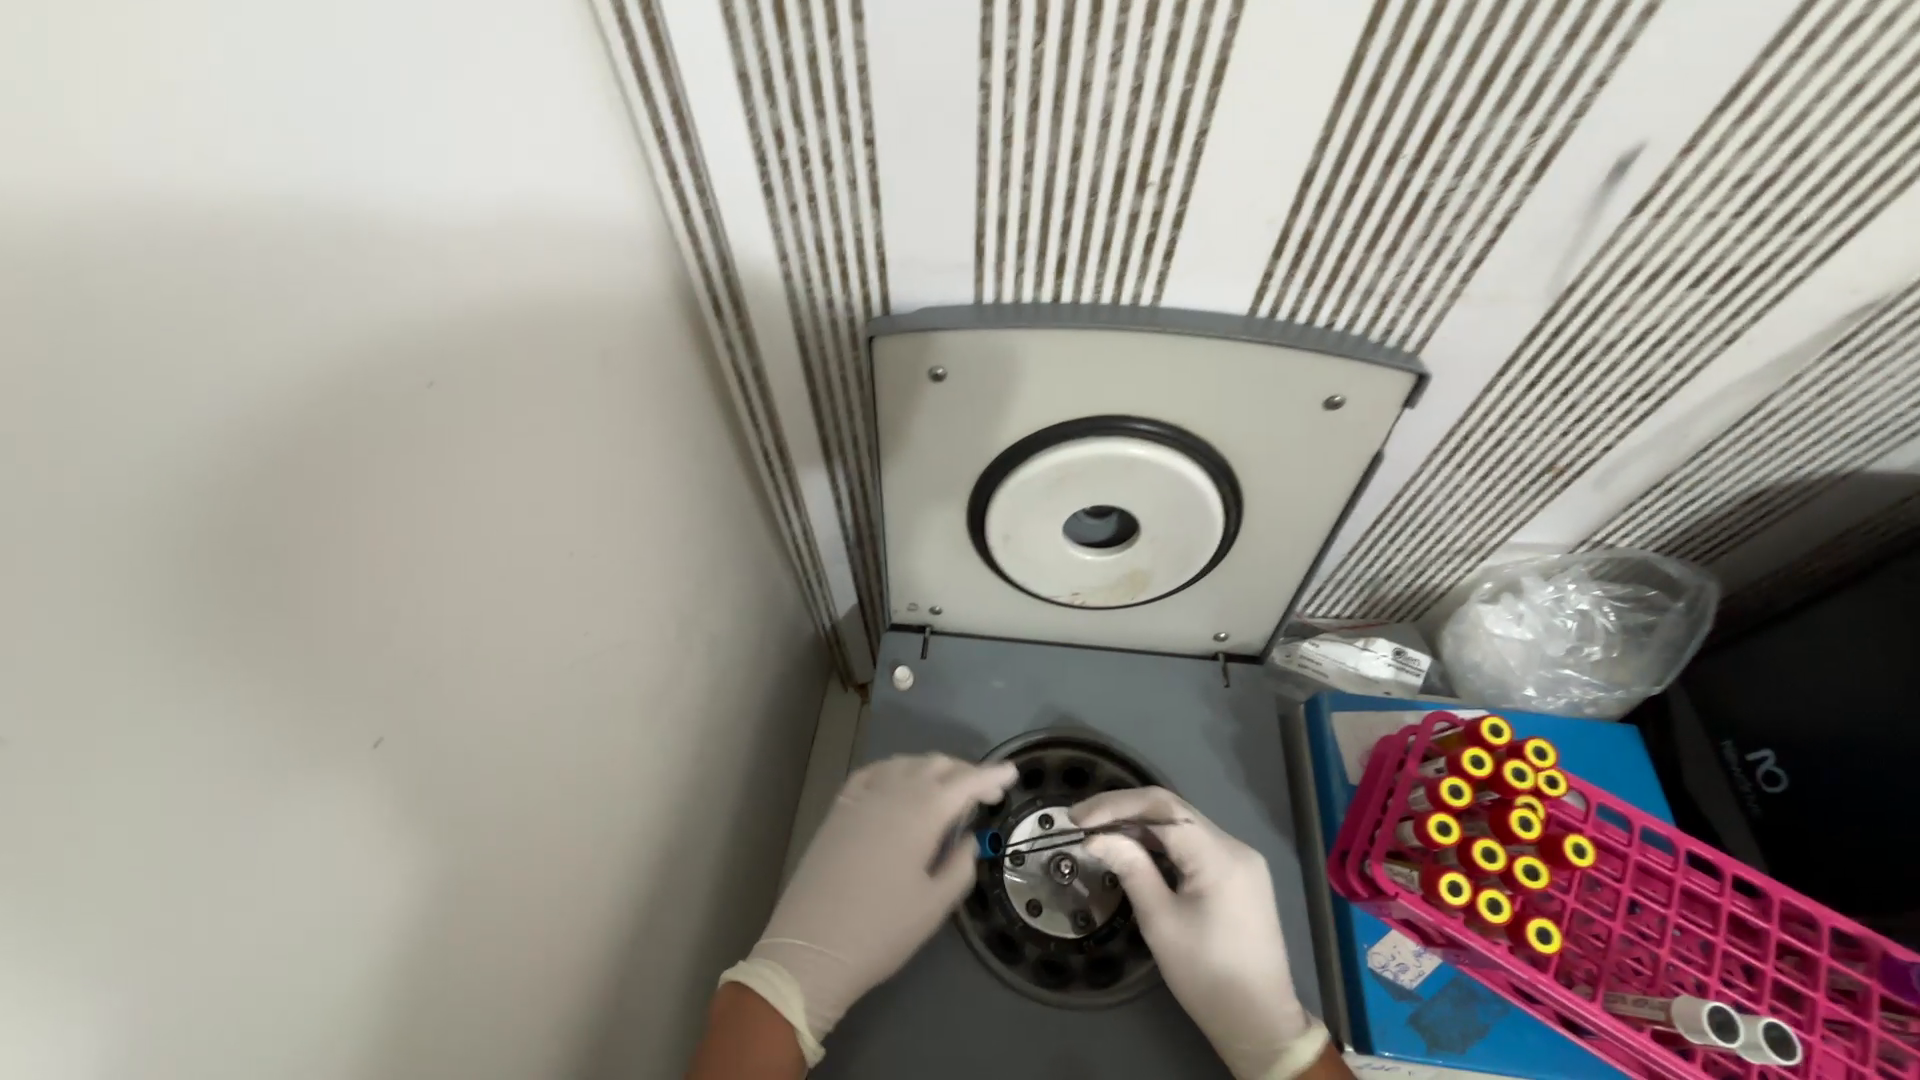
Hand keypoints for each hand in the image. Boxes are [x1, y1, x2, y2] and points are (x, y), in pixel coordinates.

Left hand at [732, 753, 1017, 1056]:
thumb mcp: (934, 906)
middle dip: (965, 772)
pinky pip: (874, 773)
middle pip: (936, 765)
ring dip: (932, 768)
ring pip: (905, 763)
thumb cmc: (880, 931)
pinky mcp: (839, 809)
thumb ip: (960, 865)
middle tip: (983, 794)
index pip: (966, 782)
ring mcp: (862, 797)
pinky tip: (901, 784)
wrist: (810, 946)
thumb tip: (967, 839)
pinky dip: (897, 770)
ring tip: (947, 790)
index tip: (1012, 774)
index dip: (992, 775)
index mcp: (922, 813)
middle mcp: (893, 793)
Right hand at [1077, 787, 1323, 1079]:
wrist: (1259, 1022)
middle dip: (1124, 811)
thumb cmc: (1206, 975)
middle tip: (1082, 822)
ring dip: (1141, 826)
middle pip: (1173, 811)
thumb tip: (1096, 838)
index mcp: (1219, 855)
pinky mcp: (1240, 875)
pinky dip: (1162, 843)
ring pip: (1183, 826)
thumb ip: (1130, 868)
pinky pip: (1195, 845)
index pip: (1162, 808)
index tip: (1077, 819)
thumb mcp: (1160, 922)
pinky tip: (1135, 851)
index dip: (1115, 806)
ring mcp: (1241, 860)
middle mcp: (1235, 846)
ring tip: (1101, 834)